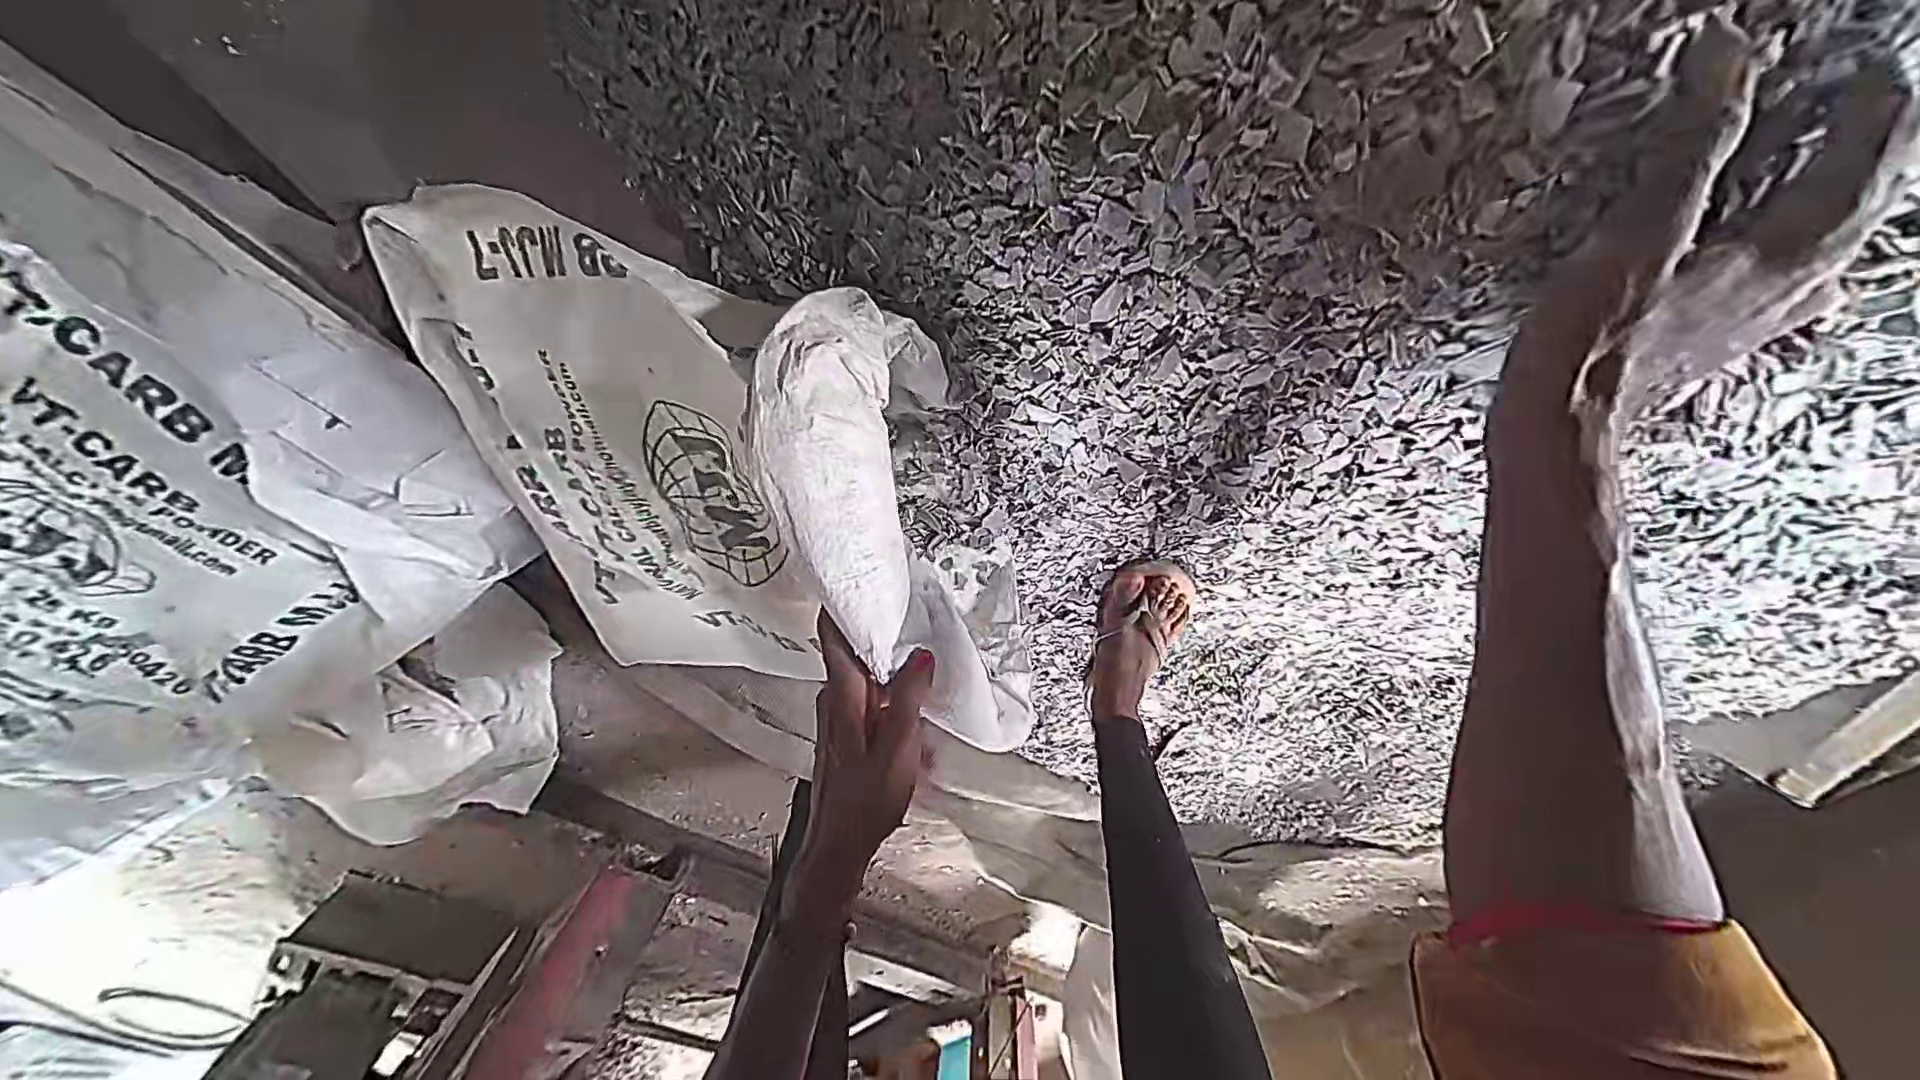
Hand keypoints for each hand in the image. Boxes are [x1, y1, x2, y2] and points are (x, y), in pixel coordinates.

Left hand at [789, 610, 934, 915]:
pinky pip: (868, 696)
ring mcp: (837, 713)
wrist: (839, 844)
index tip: (861, 576)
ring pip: (865, 674)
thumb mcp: (898, 748)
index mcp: (843, 695)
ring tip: (923, 659)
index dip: (842, 603)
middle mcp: (833, 697)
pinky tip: (914, 707)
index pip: (833, 635)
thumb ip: (908, 698)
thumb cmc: (867, 799)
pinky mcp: (845, 727)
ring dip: (891, 668)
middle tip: (914, 613)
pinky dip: (889, 692)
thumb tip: (921, 655)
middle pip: (853, 650)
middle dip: (882, 633)